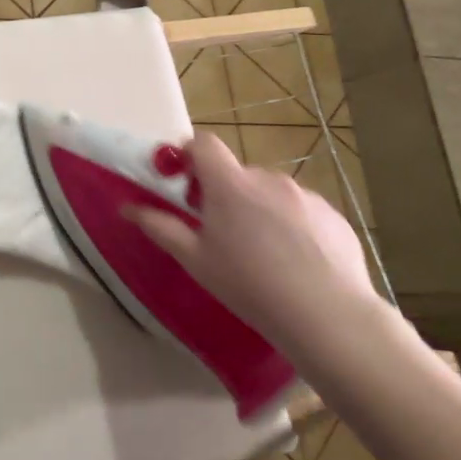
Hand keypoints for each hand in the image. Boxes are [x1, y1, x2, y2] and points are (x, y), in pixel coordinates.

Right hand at [127, 130, 379, 353]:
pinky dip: (293, 227)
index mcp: (230, 184)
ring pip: (271, 193)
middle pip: (236, 173)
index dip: (189, 156)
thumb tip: (126, 207)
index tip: (185, 186)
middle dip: (225, 194)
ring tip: (265, 254)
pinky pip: (303, 211)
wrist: (327, 316)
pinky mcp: (334, 216)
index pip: (203, 143)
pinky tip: (297, 264)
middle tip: (222, 234)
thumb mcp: (194, 259)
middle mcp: (268, 179)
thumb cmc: (249, 285)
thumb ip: (159, 226)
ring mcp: (306, 196)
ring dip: (260, 210)